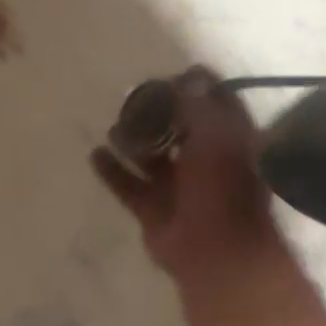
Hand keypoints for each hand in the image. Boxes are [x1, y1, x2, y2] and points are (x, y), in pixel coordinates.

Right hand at [92, 66, 281, 283]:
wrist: (214, 251)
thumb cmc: (221, 188)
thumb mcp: (214, 136)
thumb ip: (198, 104)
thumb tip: (191, 73)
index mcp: (230, 143)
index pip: (216, 107)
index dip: (197, 89)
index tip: (173, 74)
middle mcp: (207, 163)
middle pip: (179, 131)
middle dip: (158, 115)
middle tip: (133, 98)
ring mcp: (179, 189)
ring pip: (152, 158)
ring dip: (133, 141)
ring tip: (113, 126)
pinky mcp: (154, 211)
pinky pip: (130, 186)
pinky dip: (113, 172)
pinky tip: (96, 154)